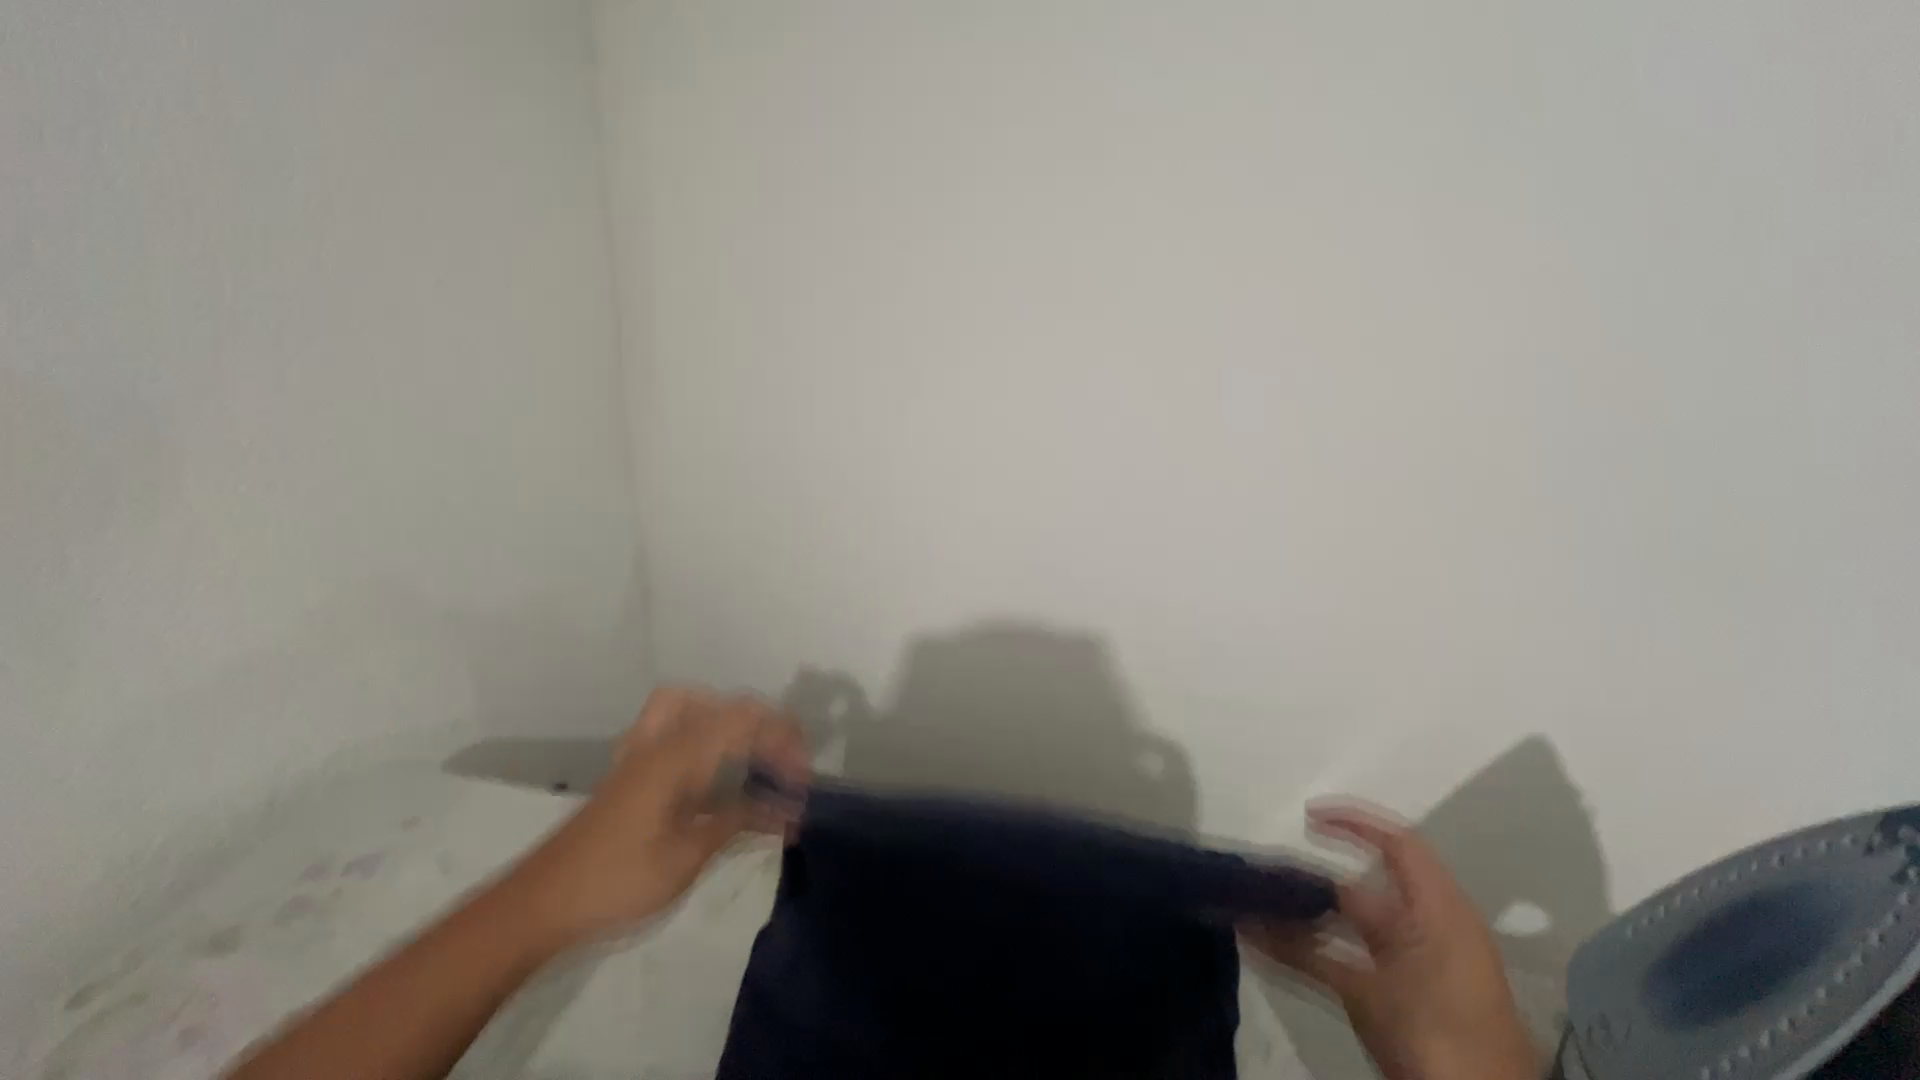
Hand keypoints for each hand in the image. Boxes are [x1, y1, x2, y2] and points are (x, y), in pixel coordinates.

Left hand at [505, 687, 808, 949]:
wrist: (541, 904)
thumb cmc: (618, 881)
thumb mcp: (687, 856)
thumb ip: (739, 821)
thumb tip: (789, 807)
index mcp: (677, 756)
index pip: (745, 720)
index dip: (784, 739)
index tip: (804, 780)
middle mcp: (659, 743)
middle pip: (720, 705)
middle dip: (762, 725)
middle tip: (782, 763)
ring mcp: (639, 755)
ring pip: (690, 708)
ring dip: (728, 723)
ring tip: (751, 759)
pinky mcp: (629, 774)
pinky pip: (673, 730)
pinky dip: (704, 738)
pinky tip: (712, 775)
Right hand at [1241, 801, 1538, 1079]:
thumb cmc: (1438, 1037)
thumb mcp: (1372, 992)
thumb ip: (1310, 953)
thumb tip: (1252, 922)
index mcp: (1438, 911)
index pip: (1398, 844)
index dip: (1354, 822)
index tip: (1306, 817)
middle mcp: (1424, 928)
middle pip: (1362, 885)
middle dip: (1311, 875)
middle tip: (1262, 869)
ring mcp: (1409, 963)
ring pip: (1349, 924)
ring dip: (1303, 916)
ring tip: (1253, 905)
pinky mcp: (1394, 995)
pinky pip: (1343, 961)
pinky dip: (1305, 952)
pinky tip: (1263, 946)